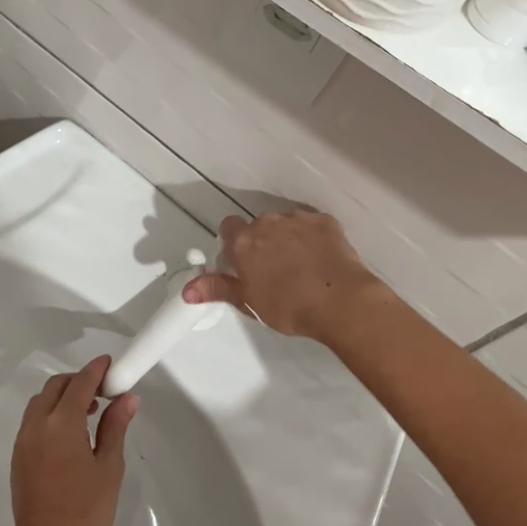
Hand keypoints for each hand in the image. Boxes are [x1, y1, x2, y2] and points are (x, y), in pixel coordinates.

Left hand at [4, 356, 137, 525]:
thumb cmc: (86, 512)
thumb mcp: (108, 467)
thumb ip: (115, 427)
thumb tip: (126, 398)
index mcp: (60, 425)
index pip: (79, 384)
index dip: (95, 370)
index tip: (110, 365)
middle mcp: (36, 427)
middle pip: (54, 388)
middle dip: (77, 381)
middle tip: (102, 391)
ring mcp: (22, 442)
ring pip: (40, 403)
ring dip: (62, 398)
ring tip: (88, 413)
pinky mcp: (18, 458)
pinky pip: (33, 422)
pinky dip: (50, 415)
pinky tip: (70, 434)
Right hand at [183, 210, 386, 342]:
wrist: (340, 301)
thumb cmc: (288, 306)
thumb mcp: (248, 302)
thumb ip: (216, 289)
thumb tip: (187, 290)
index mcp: (243, 241)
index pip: (228, 228)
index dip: (233, 244)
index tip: (243, 264)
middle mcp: (267, 223)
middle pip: (258, 226)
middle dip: (262, 243)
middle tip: (273, 271)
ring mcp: (298, 219)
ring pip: (285, 224)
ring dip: (288, 239)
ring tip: (301, 267)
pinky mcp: (325, 221)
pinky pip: (313, 226)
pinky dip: (313, 238)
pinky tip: (321, 260)